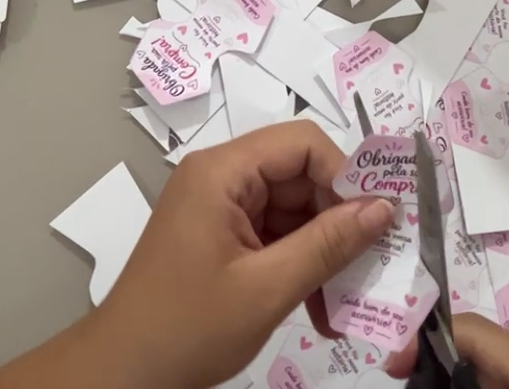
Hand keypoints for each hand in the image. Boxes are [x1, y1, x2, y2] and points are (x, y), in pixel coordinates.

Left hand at [90, 121, 396, 387]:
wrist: (124, 374)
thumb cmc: (188, 327)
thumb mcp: (266, 288)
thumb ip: (328, 244)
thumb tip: (384, 207)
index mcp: (222, 170)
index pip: (300, 143)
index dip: (343, 174)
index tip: (378, 221)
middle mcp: (222, 176)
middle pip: (299, 175)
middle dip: (337, 221)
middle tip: (372, 268)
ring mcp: (222, 206)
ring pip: (294, 209)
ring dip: (324, 252)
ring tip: (346, 302)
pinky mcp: (224, 235)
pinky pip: (277, 234)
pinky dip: (302, 265)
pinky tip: (322, 310)